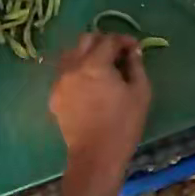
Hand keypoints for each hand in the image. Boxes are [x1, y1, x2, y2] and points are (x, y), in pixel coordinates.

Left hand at [49, 33, 151, 193]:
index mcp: (95, 64)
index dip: (124, 40)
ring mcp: (60, 81)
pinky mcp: (54, 95)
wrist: (96, 156)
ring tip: (101, 67)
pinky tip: (89, 84)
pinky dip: (77, 70)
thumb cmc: (123, 124)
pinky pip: (65, 72)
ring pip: (71, 53)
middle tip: (118, 54)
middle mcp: (73, 66)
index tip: (135, 48)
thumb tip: (133, 51)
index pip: (109, 40)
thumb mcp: (140, 92)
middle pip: (86, 39)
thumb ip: (136, 65)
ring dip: (87, 53)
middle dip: (103, 42)